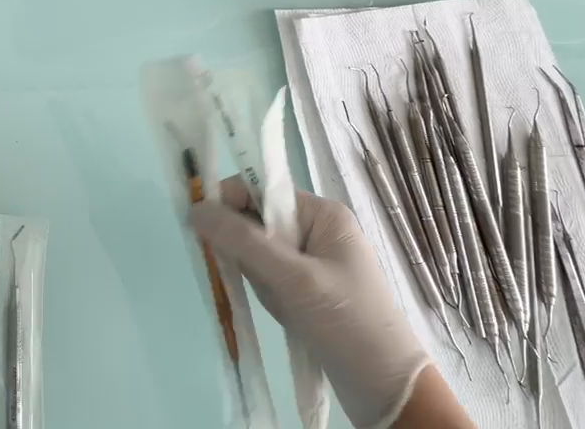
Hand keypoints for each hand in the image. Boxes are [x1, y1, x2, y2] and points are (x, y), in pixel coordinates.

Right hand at [191, 183, 429, 428]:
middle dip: (250, 253)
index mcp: (322, 213)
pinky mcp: (310, 289)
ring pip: (259, 253)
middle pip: (256, 221)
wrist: (391, 394)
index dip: (230, 204)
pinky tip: (287, 315)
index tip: (208, 233)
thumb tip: (194, 207)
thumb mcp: (292, 279)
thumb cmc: (348, 325)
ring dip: (260, 279)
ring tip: (285, 306)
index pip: (260, 190)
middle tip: (264, 281)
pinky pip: (270, 277)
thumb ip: (241, 240)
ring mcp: (315, 260)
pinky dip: (269, 294)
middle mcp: (318, 229)